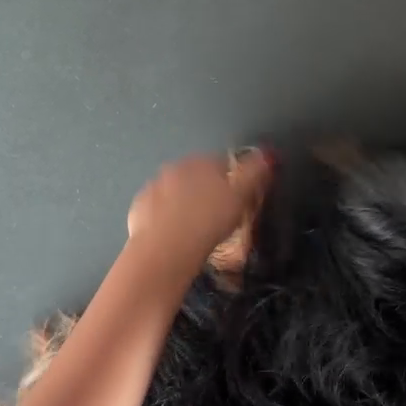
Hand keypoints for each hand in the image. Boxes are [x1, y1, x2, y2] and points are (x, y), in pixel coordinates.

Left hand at [124, 150, 271, 274]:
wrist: (165, 250)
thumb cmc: (208, 222)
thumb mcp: (241, 197)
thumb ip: (255, 173)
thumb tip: (266, 155)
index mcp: (201, 161)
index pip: (224, 163)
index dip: (234, 181)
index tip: (238, 201)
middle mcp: (175, 167)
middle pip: (197, 176)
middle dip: (207, 191)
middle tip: (218, 217)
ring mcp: (153, 187)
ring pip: (176, 192)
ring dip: (185, 204)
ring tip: (195, 230)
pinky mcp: (138, 208)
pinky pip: (158, 210)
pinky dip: (166, 218)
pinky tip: (175, 236)